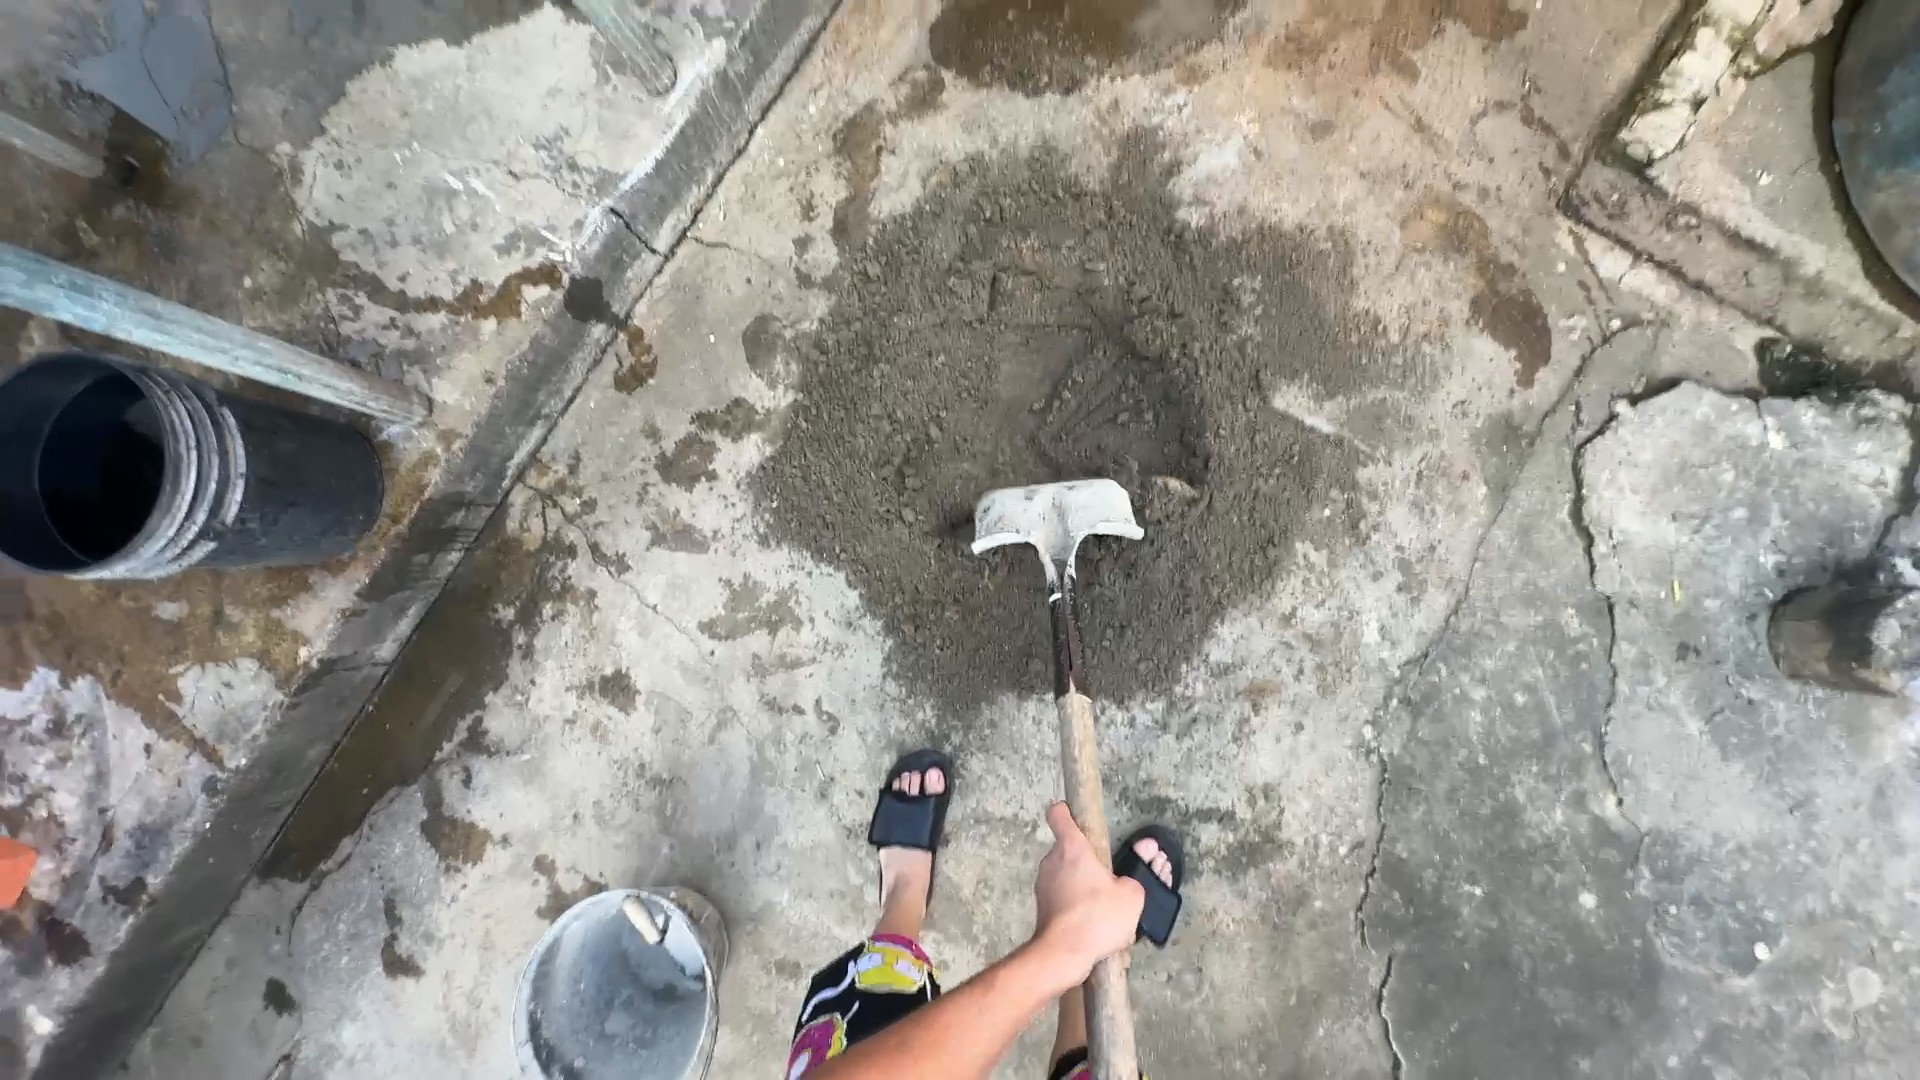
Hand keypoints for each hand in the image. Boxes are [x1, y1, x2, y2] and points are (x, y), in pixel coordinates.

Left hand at [1031, 803, 1145, 989]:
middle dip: (1086, 862)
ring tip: (1101, 909)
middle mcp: (1052, 860)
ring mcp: (1043, 884)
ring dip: (1080, 886)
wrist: (1064, 953)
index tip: (1076, 817)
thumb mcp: (1131, 897)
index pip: (1059, 814)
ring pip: (1064, 876)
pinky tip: (1090, 925)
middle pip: (1068, 850)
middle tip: (1107, 882)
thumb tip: (1123, 885)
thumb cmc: (1097, 917)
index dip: (1067, 812)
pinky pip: (1061, 899)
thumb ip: (1131, 882)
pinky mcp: (1041, 906)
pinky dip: (1074, 906)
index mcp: (1071, 847)